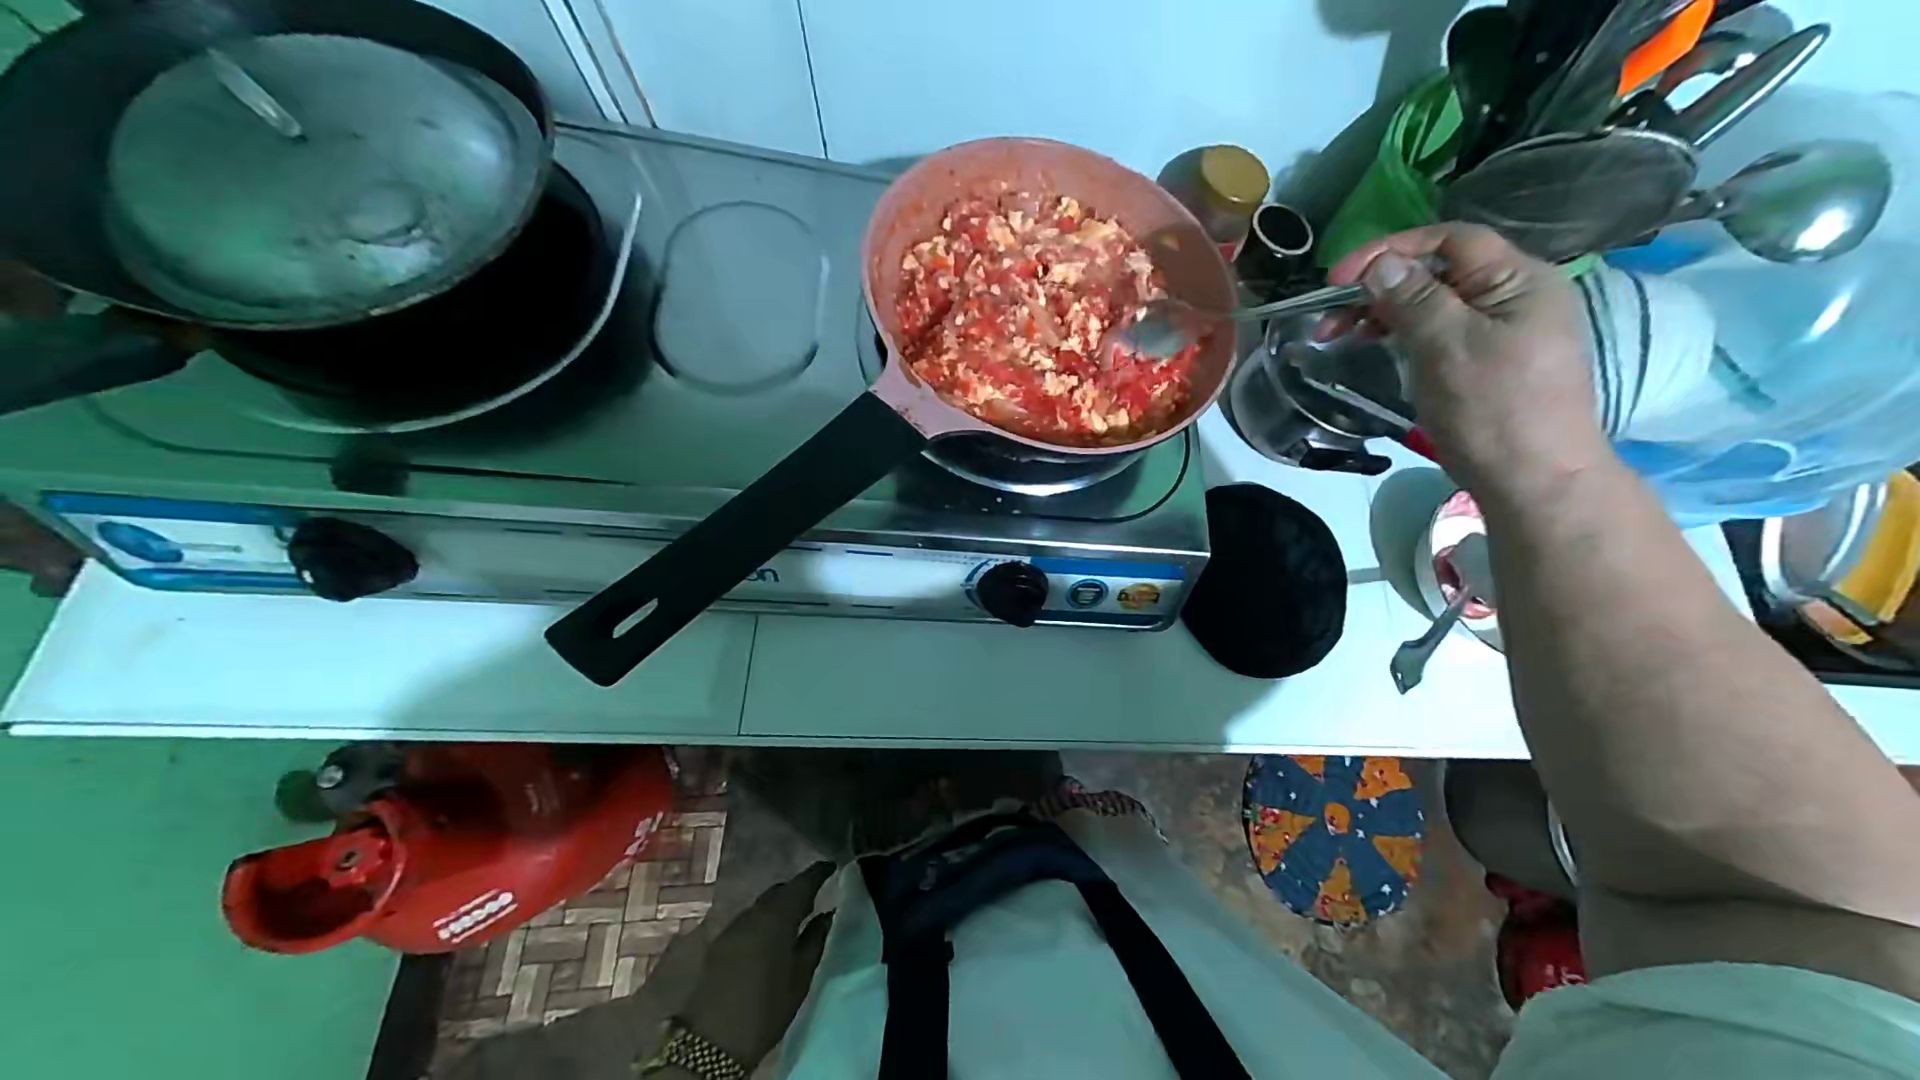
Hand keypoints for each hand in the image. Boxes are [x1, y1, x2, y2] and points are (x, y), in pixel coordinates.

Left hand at [679, 861, 835, 1067]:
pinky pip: (749, 919)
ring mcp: (734, 926)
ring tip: (795, 919)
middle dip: (798, 890)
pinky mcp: (720, 942)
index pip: (802, 883)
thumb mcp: (800, 977)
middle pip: (780, 890)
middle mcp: (754, 912)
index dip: (818, 872)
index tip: (832, 866)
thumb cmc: (766, 1008)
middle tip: (815, 899)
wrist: (711, 1041)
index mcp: (778, 916)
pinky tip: (771, 936)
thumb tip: (827, 915)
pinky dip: (764, 919)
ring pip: (762, 904)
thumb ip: (815, 939)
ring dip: (779, 905)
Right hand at [1320, 224, 1612, 504]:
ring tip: (1341, 336)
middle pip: (1437, 272)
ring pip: (1432, 304)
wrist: (1532, 479)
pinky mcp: (1483, 362)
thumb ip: (1415, 299)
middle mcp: (1512, 297)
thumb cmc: (1494, 409)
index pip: (1451, 240)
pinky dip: (1400, 334)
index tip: (1339, 277)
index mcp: (1518, 281)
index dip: (1392, 249)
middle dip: (1379, 286)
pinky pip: (1437, 332)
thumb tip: (1379, 265)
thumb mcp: (1448, 346)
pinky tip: (1376, 349)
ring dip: (1382, 312)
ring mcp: (1499, 332)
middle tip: (1329, 317)